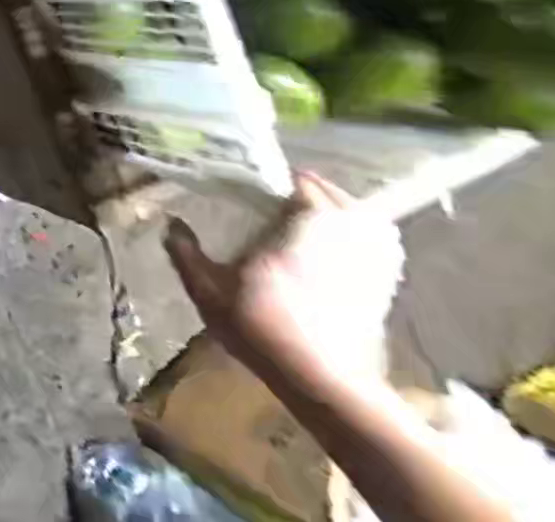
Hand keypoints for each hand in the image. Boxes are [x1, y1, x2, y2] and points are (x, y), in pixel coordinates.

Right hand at [165, 171, 403, 391]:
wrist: (322, 380)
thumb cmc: (260, 323)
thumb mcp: (207, 287)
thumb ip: (185, 251)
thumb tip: (171, 222)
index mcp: (305, 225)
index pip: (298, 182)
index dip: (272, 176)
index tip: (248, 177)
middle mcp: (346, 235)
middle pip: (335, 195)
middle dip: (307, 188)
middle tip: (271, 191)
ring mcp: (372, 261)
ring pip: (365, 217)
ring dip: (339, 207)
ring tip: (307, 210)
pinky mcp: (383, 285)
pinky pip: (379, 243)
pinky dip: (363, 233)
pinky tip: (339, 241)